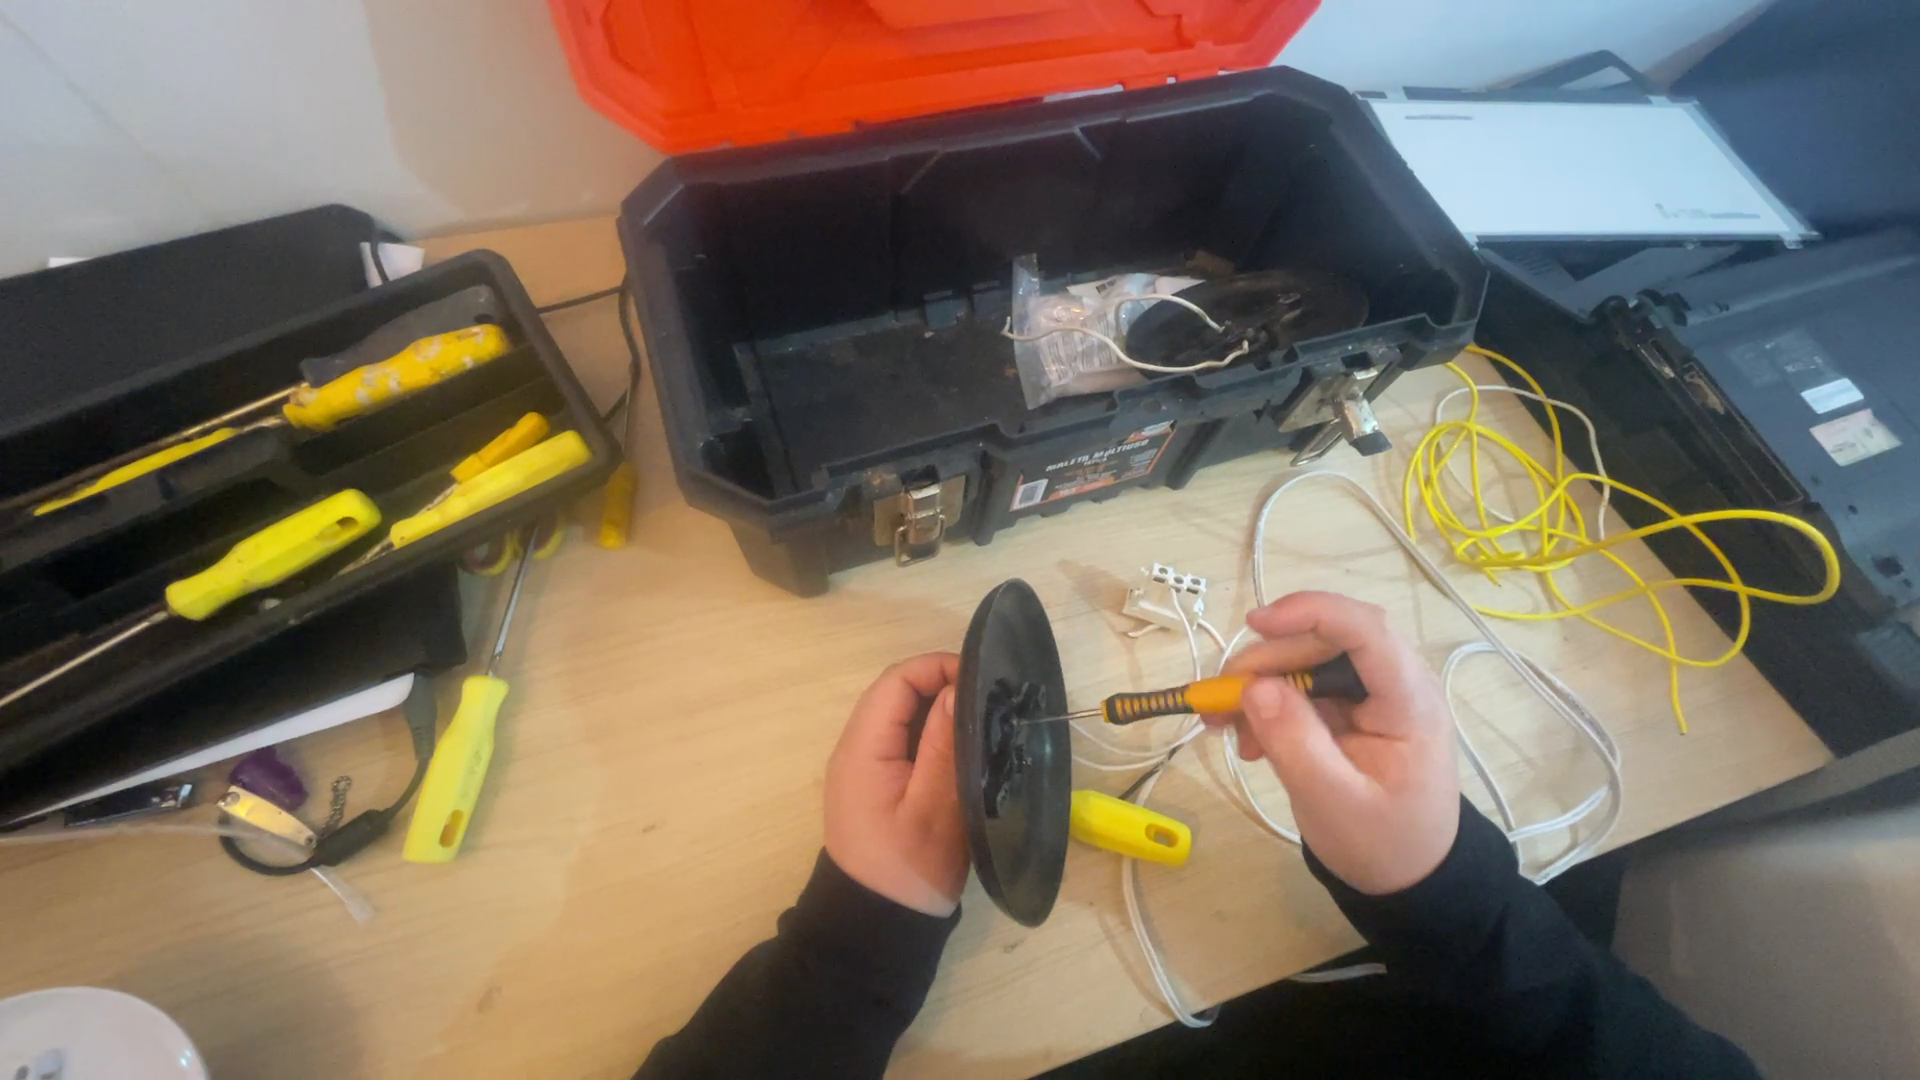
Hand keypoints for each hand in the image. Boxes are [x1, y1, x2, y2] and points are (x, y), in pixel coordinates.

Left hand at [824, 653, 968, 916]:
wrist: (877, 929)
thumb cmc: (909, 869)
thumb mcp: (935, 807)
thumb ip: (943, 743)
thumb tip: (957, 686)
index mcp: (862, 748)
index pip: (896, 681)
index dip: (937, 668)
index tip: (981, 681)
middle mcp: (855, 748)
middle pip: (898, 693)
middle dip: (942, 685)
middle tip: (989, 701)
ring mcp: (863, 767)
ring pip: (902, 716)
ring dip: (938, 710)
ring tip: (982, 720)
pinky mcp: (876, 784)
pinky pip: (902, 741)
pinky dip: (931, 734)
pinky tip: (962, 747)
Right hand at [1207, 592, 1458, 894]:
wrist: (1405, 874)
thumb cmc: (1381, 842)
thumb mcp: (1333, 802)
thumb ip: (1295, 743)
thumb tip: (1254, 686)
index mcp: (1409, 701)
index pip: (1366, 629)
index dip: (1311, 613)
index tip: (1255, 624)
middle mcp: (1391, 682)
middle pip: (1320, 641)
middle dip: (1263, 663)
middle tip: (1217, 702)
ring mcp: (1365, 690)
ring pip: (1300, 658)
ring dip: (1255, 684)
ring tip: (1226, 728)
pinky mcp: (1342, 702)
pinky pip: (1294, 682)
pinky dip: (1261, 701)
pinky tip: (1248, 737)